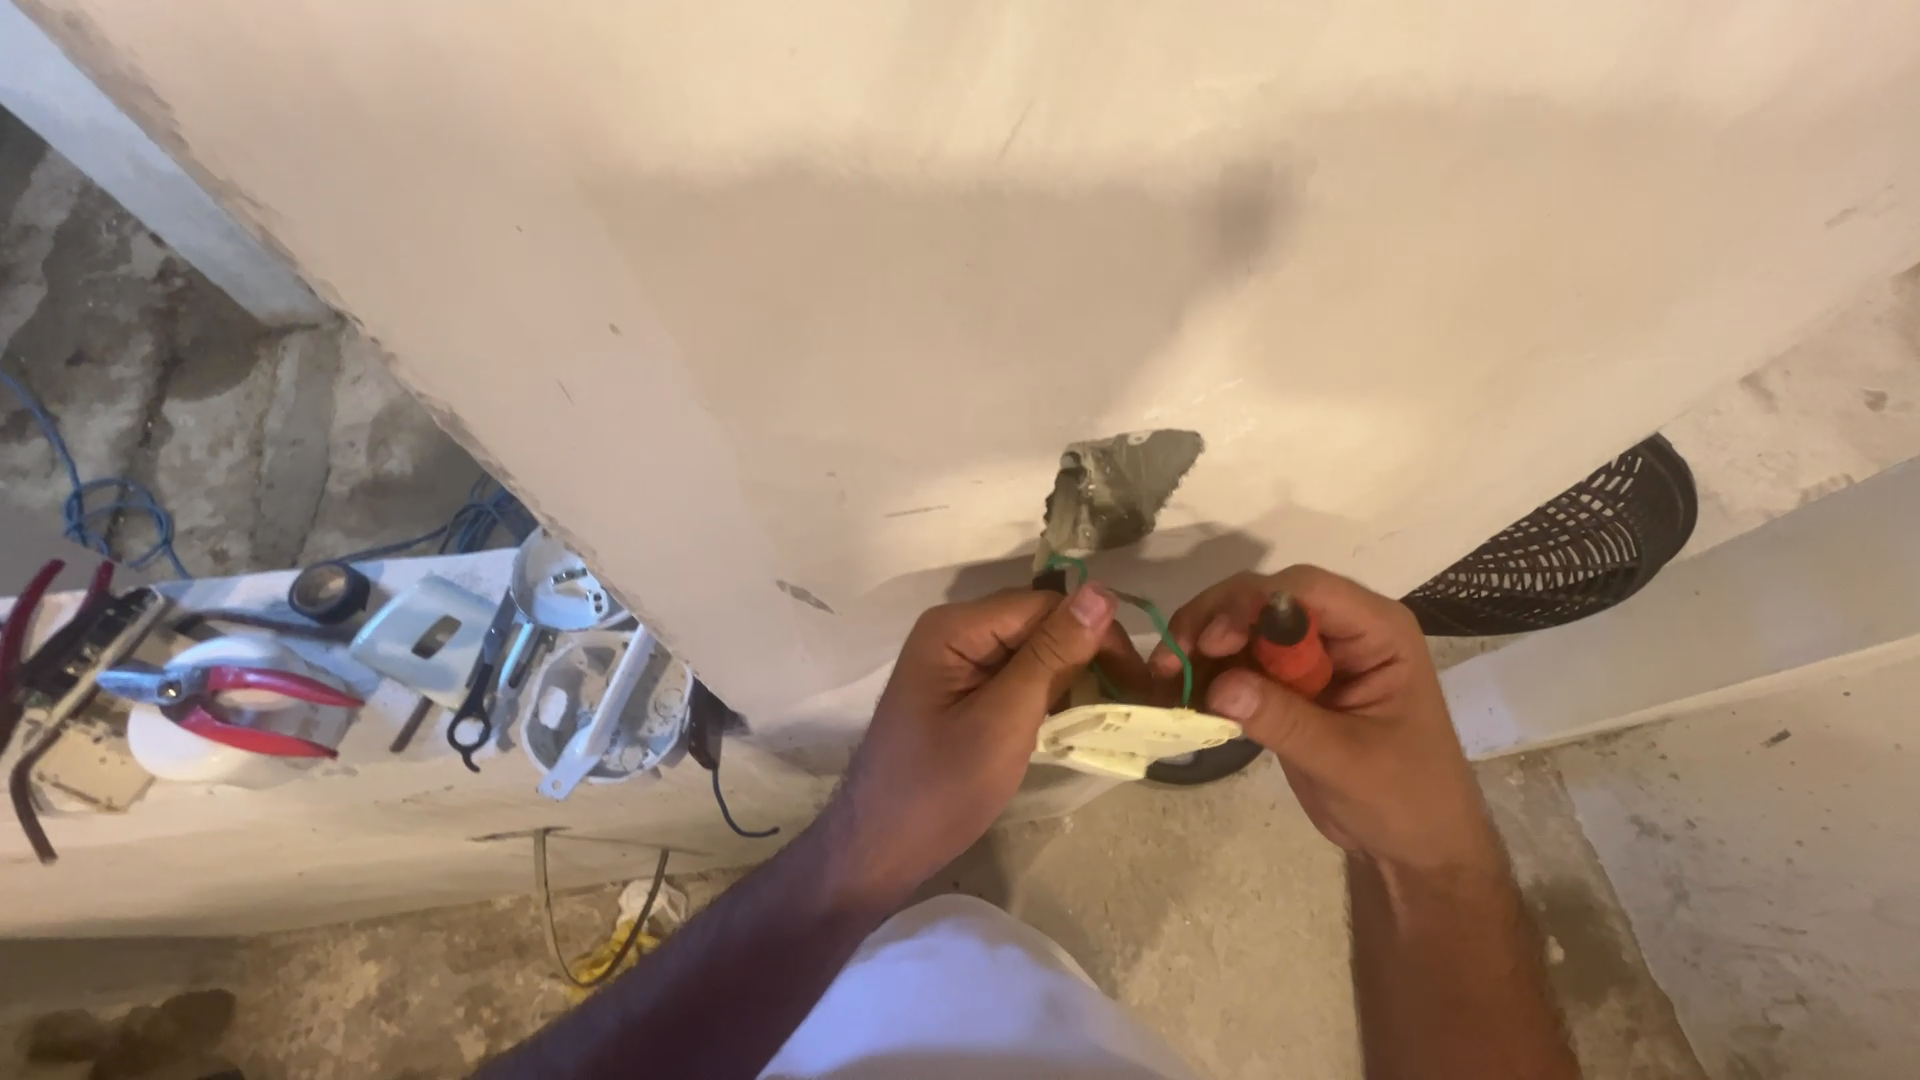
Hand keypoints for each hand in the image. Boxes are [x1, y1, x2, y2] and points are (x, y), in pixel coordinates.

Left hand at [831, 583, 1126, 896]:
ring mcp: (958, 664)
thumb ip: (1051, 655)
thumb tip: (1101, 592)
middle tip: (1131, 700)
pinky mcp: (965, 692)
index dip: (1093, 633)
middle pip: (1038, 624)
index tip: (1136, 678)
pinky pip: (1017, 678)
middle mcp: (955, 633)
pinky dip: (1049, 696)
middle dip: (1086, 656)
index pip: (1043, 605)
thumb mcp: (1004, 720)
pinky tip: (1075, 721)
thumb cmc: (940, 788)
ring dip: (1072, 678)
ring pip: (1033, 652)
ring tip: (1113, 712)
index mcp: (955, 628)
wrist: (881, 849)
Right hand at [1151, 566, 1498, 873]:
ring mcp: (1308, 653)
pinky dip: (1205, 671)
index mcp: (1376, 631)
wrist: (1414, 844)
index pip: (1307, 590)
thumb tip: (1219, 686)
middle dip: (1214, 621)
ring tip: (1165, 678)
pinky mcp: (1284, 680)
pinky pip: (1235, 659)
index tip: (1211, 642)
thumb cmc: (1404, 799)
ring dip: (1199, 644)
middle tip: (1171, 658)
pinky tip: (1178, 692)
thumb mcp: (1347, 761)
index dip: (1252, 604)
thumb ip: (1285, 721)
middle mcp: (1339, 629)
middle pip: (1263, 598)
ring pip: (1241, 624)